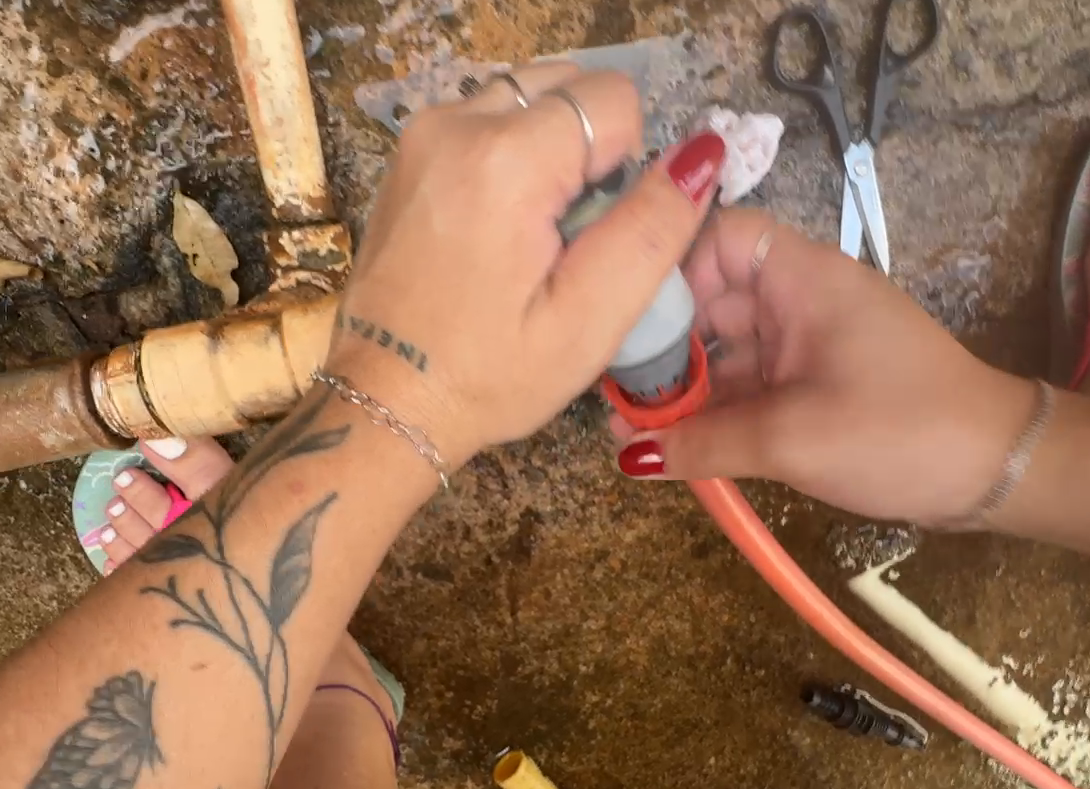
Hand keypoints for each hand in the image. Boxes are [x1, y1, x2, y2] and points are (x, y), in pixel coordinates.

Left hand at [328, 63, 724, 467]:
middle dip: (585, 156)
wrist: (387, 398)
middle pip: (566, 88)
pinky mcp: (409, 158)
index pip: (612, 99)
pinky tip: (495, 235)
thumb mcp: (586, 323)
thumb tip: (701, 155)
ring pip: (526, 102)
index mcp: (504, 162)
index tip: (591, 236)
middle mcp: (454, 124)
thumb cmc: (486, 377)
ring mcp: (422, 137)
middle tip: (561, 244)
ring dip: (548, 158)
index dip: (625, 167)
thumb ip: (650, 231)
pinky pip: (484, 127)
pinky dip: (508, 165)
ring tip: (527, 242)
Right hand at [614, 209, 1039, 525]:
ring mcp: (804, 347)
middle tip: (614, 393)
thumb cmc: (896, 432)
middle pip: (710, 303)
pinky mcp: (810, 386)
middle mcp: (798, 303)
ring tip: (629, 430)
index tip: (630, 328)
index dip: (670, 272)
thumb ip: (702, 442)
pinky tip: (671, 445)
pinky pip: (746, 388)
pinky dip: (712, 414)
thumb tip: (627, 457)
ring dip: (681, 391)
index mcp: (802, 281)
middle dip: (661, 348)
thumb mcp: (791, 437)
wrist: (992, 471)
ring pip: (724, 354)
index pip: (719, 240)